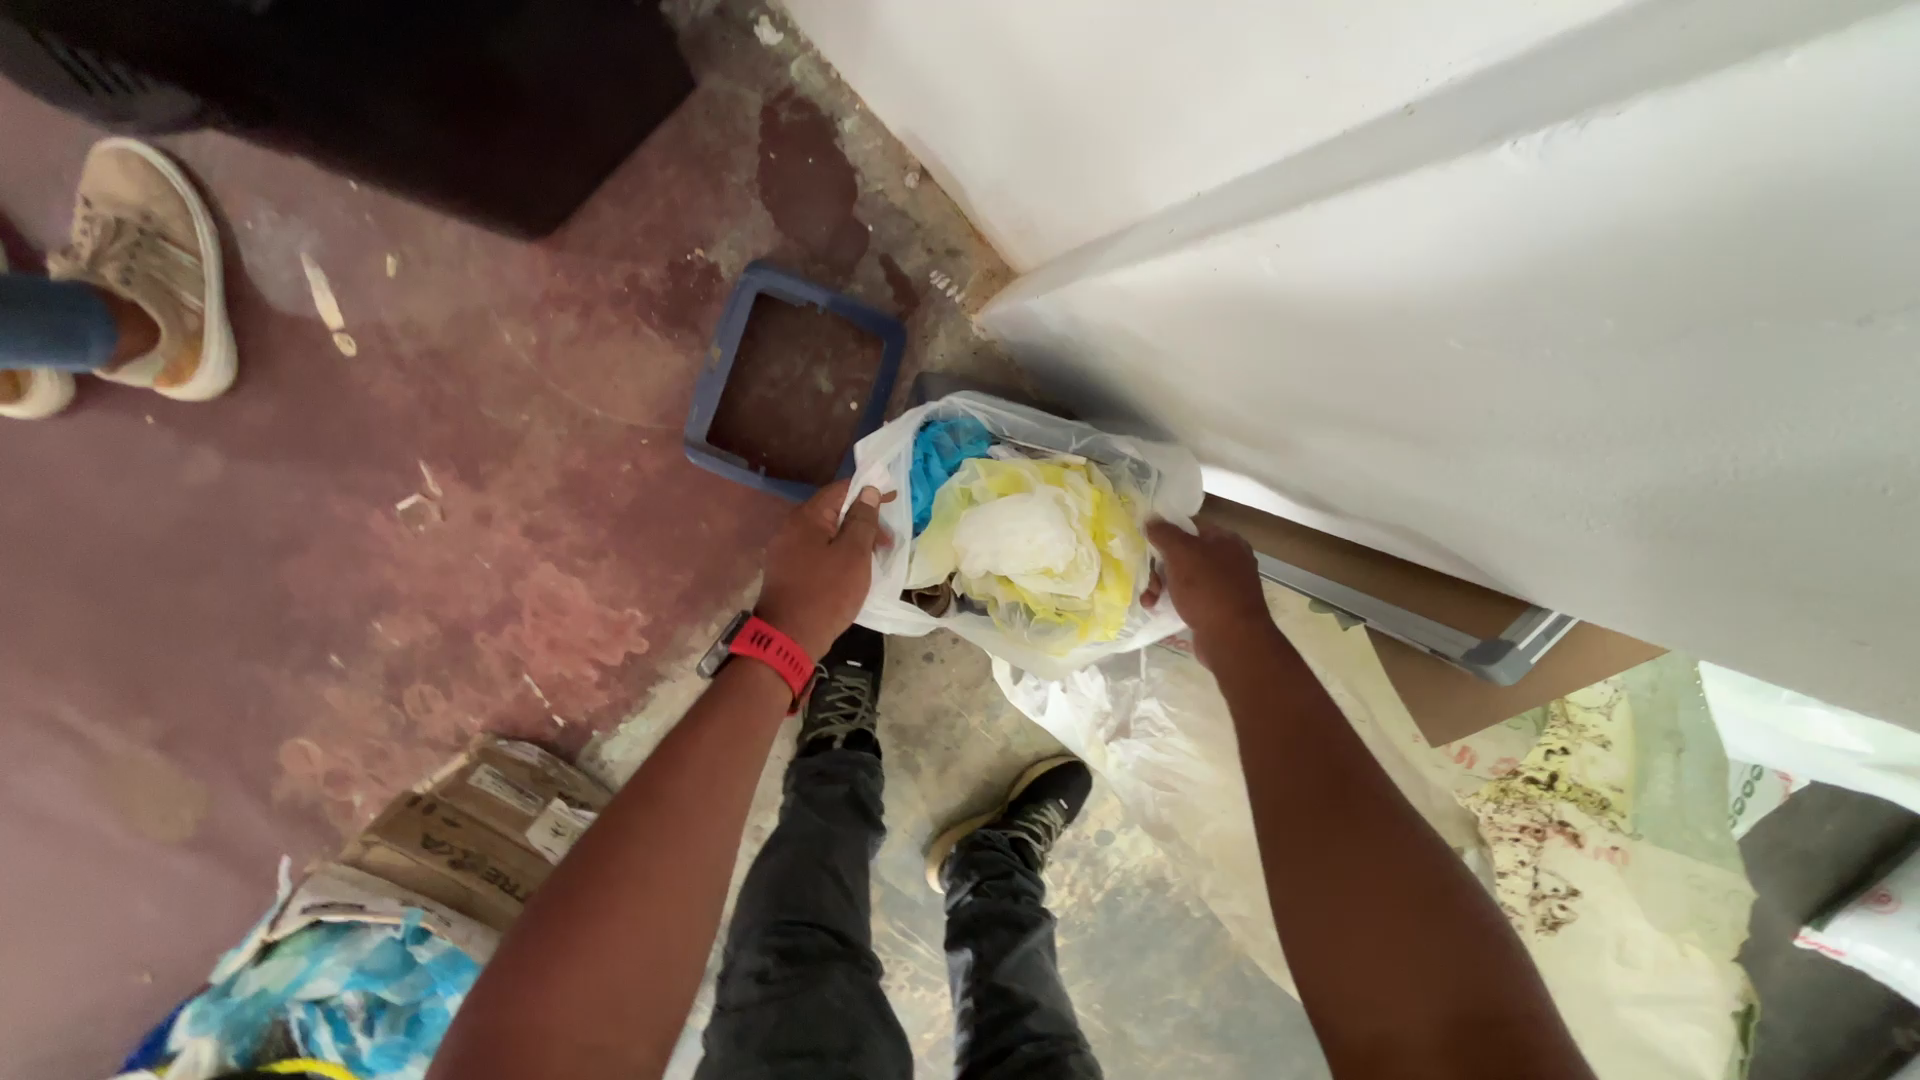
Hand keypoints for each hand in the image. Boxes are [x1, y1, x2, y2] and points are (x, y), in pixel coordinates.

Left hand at [756, 478, 894, 658]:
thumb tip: (868, 490)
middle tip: (888, 542)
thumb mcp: (854, 554)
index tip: (894, 499)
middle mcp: (791, 528)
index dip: (869, 491)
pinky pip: (818, 552)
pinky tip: (853, 570)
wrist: (789, 639)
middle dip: (864, 521)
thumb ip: (862, 520)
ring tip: (875, 558)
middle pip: (833, 512)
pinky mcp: (787, 571)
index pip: (840, 490)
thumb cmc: (826, 593)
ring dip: (853, 540)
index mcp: (806, 517)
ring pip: (826, 534)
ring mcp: (786, 550)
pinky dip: (839, 554)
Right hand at [1145, 519, 1274, 667]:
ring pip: (1185, 577)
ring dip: (1162, 586)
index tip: (1148, 546)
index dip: (1167, 533)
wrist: (1232, 639)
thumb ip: (1164, 533)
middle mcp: (1230, 560)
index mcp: (1227, 540)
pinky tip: (1159, 609)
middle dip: (1160, 567)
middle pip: (1185, 554)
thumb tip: (1151, 519)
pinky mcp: (1219, 609)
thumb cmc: (1207, 589)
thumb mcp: (1181, 554)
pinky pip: (1190, 597)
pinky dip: (1174, 601)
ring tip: (1150, 601)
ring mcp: (1225, 586)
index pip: (1191, 526)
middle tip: (1150, 582)